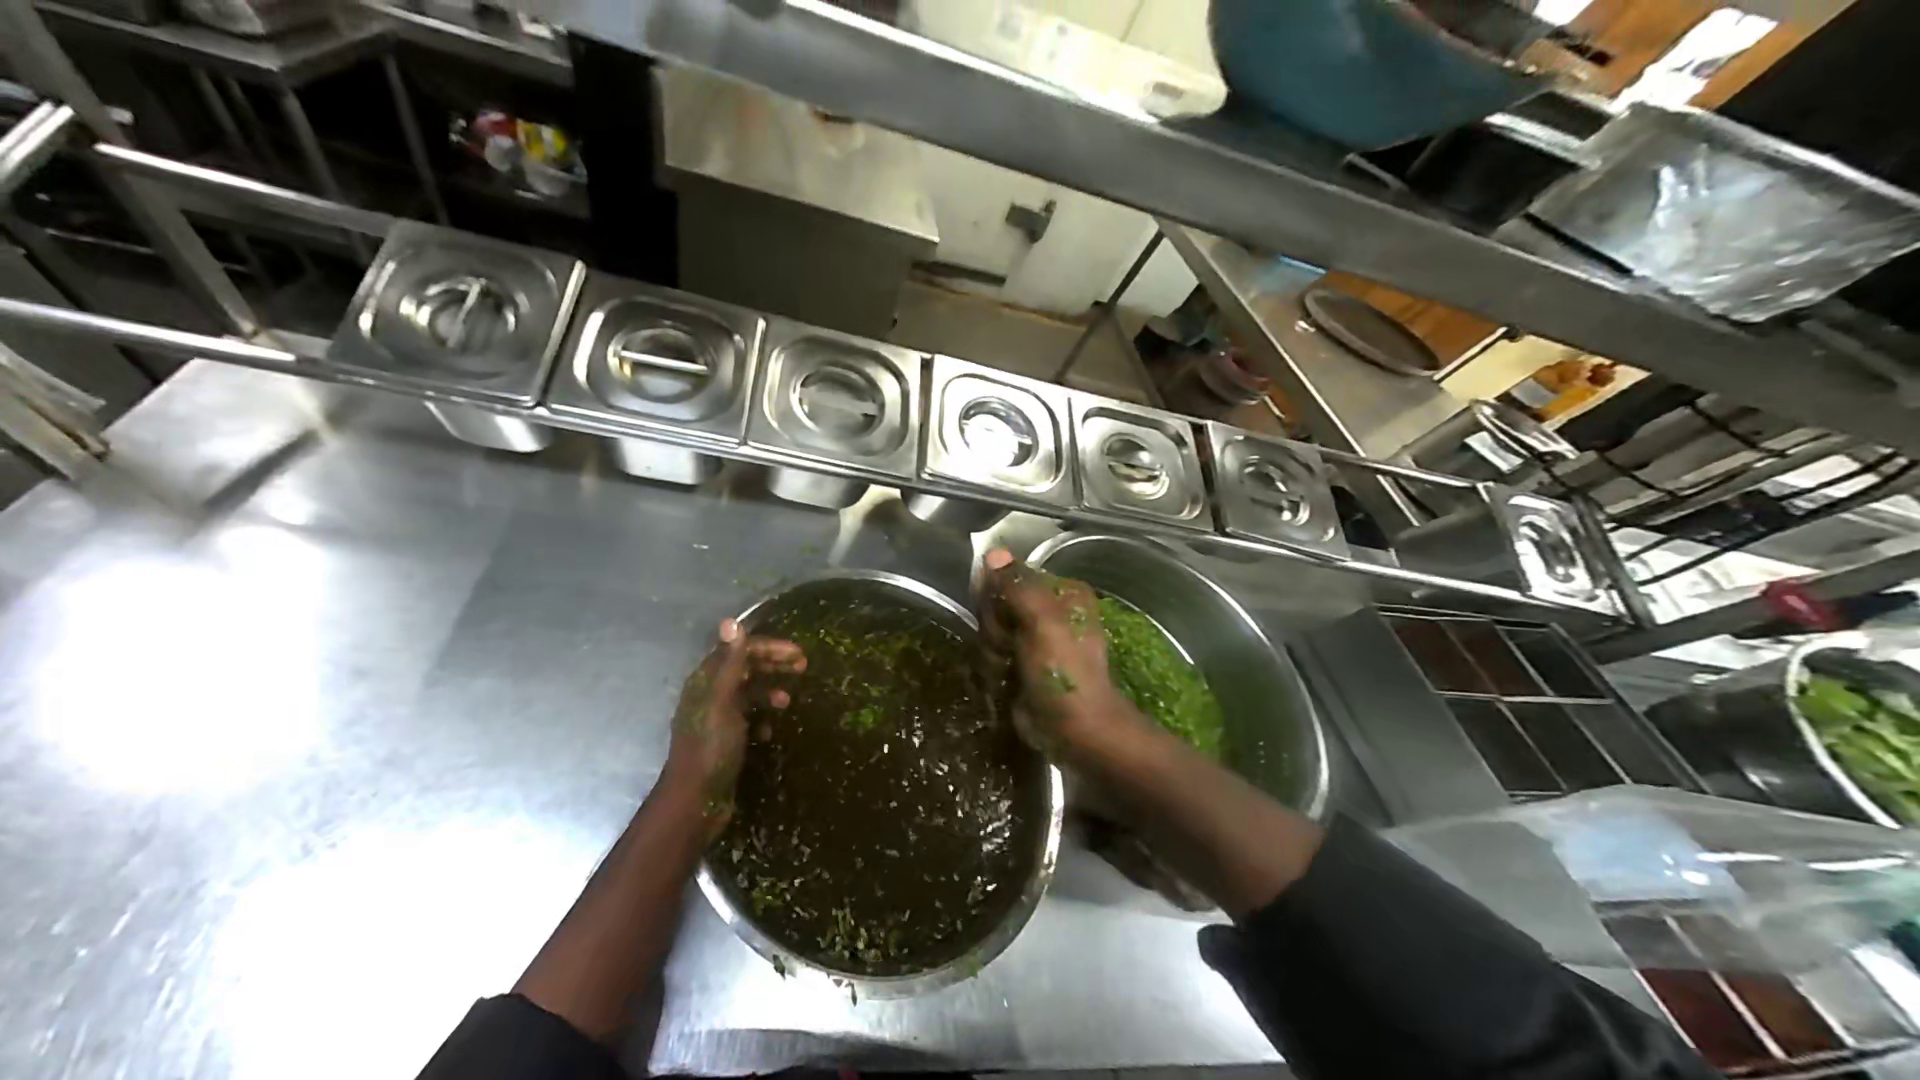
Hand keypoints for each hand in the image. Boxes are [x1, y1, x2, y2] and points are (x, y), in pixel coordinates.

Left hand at [666, 619, 805, 839]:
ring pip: (748, 694)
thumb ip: (729, 661)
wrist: (696, 800)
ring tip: (788, 702)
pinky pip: (748, 719)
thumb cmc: (711, 747)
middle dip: (773, 665)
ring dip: (770, 691)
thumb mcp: (722, 700)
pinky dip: (763, 718)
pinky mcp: (726, 740)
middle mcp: (710, 695)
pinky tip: (772, 729)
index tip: (798, 654)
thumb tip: (731, 620)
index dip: (769, 648)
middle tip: (803, 668)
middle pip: (745, 669)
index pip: (740, 651)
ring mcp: (718, 718)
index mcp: (706, 681)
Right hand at [980, 548, 1142, 761]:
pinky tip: (1006, 683)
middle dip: (996, 630)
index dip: (997, 596)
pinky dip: (993, 670)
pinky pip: (990, 656)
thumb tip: (993, 552)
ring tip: (1011, 672)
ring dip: (993, 654)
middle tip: (1011, 650)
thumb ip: (1017, 585)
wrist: (1074, 729)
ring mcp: (1031, 640)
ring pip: (989, 633)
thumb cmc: (1064, 671)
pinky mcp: (1019, 666)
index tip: (1001, 617)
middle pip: (995, 606)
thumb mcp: (1043, 621)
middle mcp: (1047, 612)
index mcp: (1062, 593)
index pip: (1011, 576)